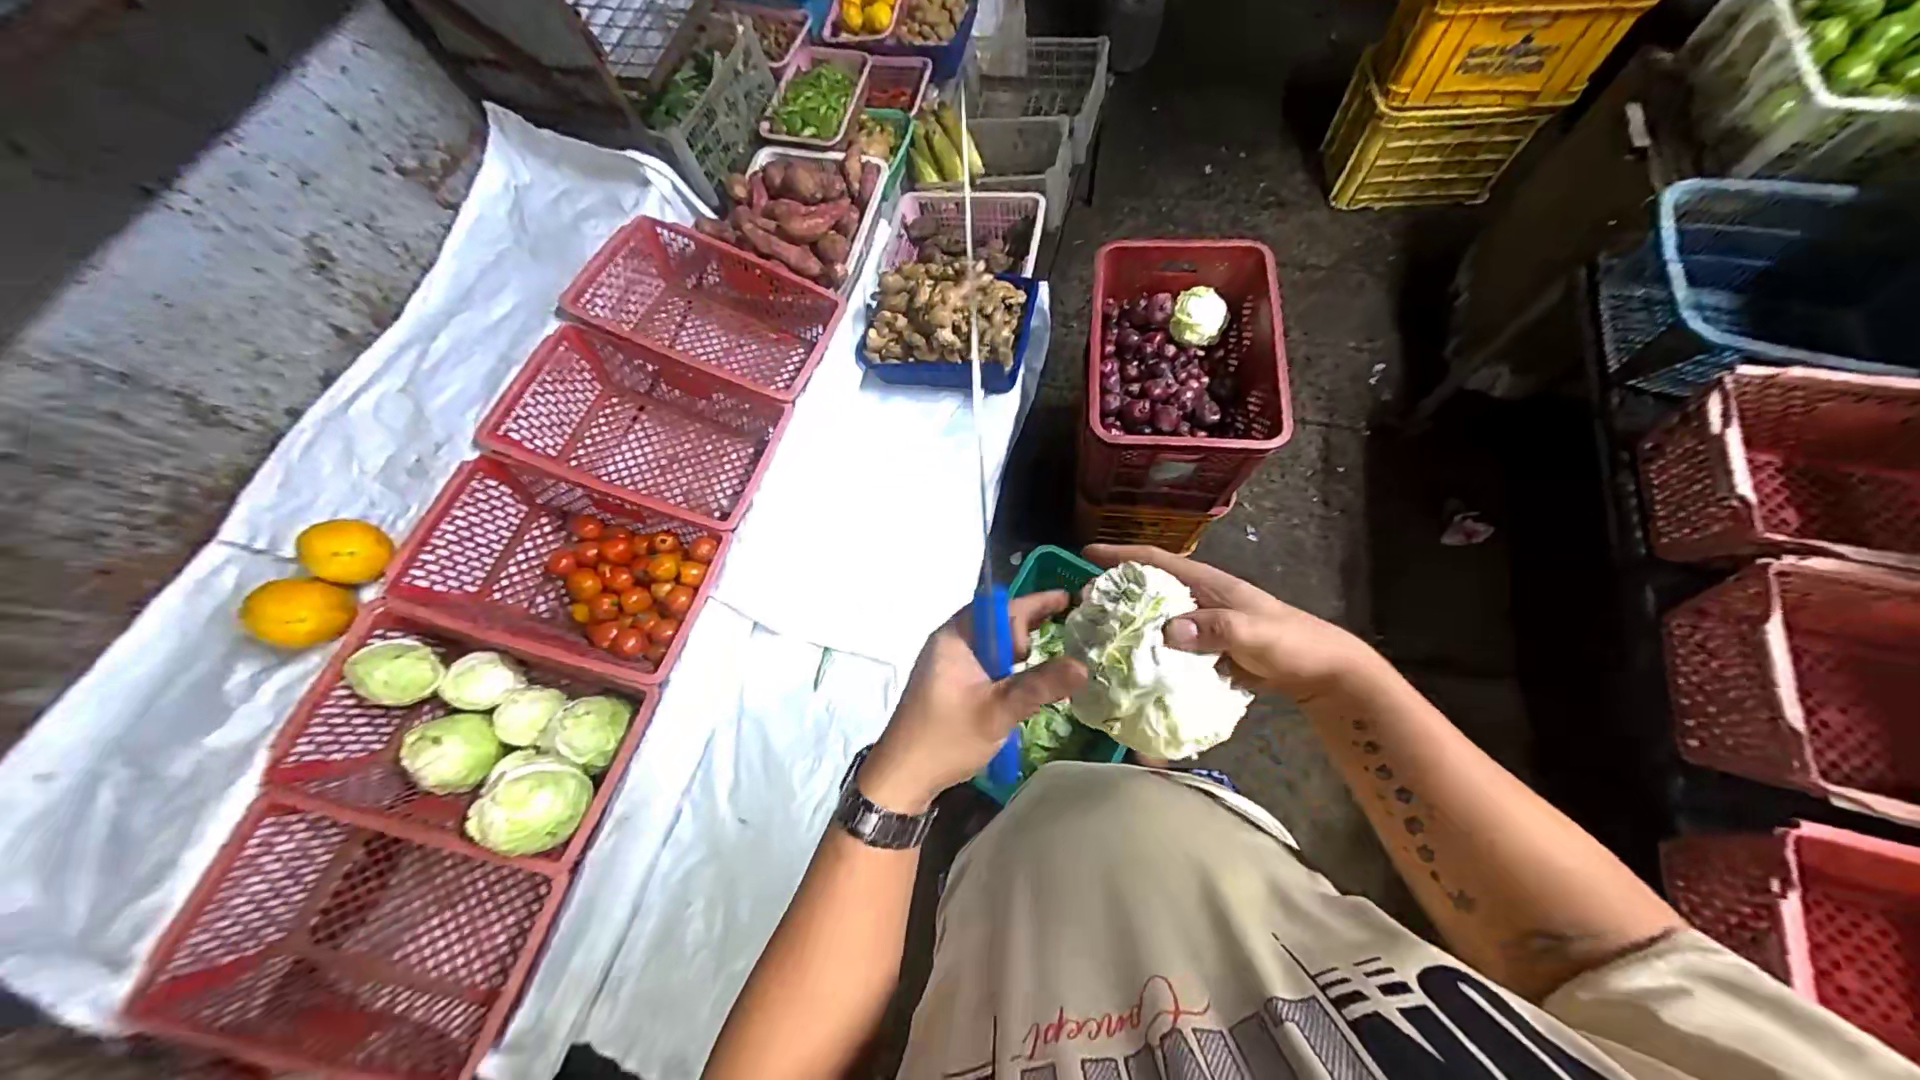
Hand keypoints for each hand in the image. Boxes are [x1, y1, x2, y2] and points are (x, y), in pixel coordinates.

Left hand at [860, 592, 1087, 812]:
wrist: (902, 776)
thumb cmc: (946, 739)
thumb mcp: (998, 712)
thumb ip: (1039, 686)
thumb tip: (1083, 666)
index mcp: (956, 637)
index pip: (1001, 607)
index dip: (1035, 603)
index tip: (1068, 601)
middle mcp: (951, 641)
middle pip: (997, 621)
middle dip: (1032, 622)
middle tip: (1068, 627)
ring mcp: (949, 662)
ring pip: (993, 642)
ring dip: (1021, 645)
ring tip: (1054, 648)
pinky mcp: (952, 682)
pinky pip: (987, 660)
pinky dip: (1010, 663)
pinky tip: (1029, 676)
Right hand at [1083, 545, 1380, 703]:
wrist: (1323, 672)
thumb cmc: (1293, 643)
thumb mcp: (1256, 633)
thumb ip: (1217, 628)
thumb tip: (1169, 631)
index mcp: (1209, 584)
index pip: (1158, 560)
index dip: (1122, 554)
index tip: (1087, 555)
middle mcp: (1199, 598)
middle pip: (1150, 586)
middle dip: (1116, 589)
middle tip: (1082, 603)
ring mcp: (1202, 624)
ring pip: (1156, 616)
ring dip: (1129, 621)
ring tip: (1095, 634)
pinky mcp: (1206, 648)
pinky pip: (1168, 644)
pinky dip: (1148, 649)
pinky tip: (1129, 665)